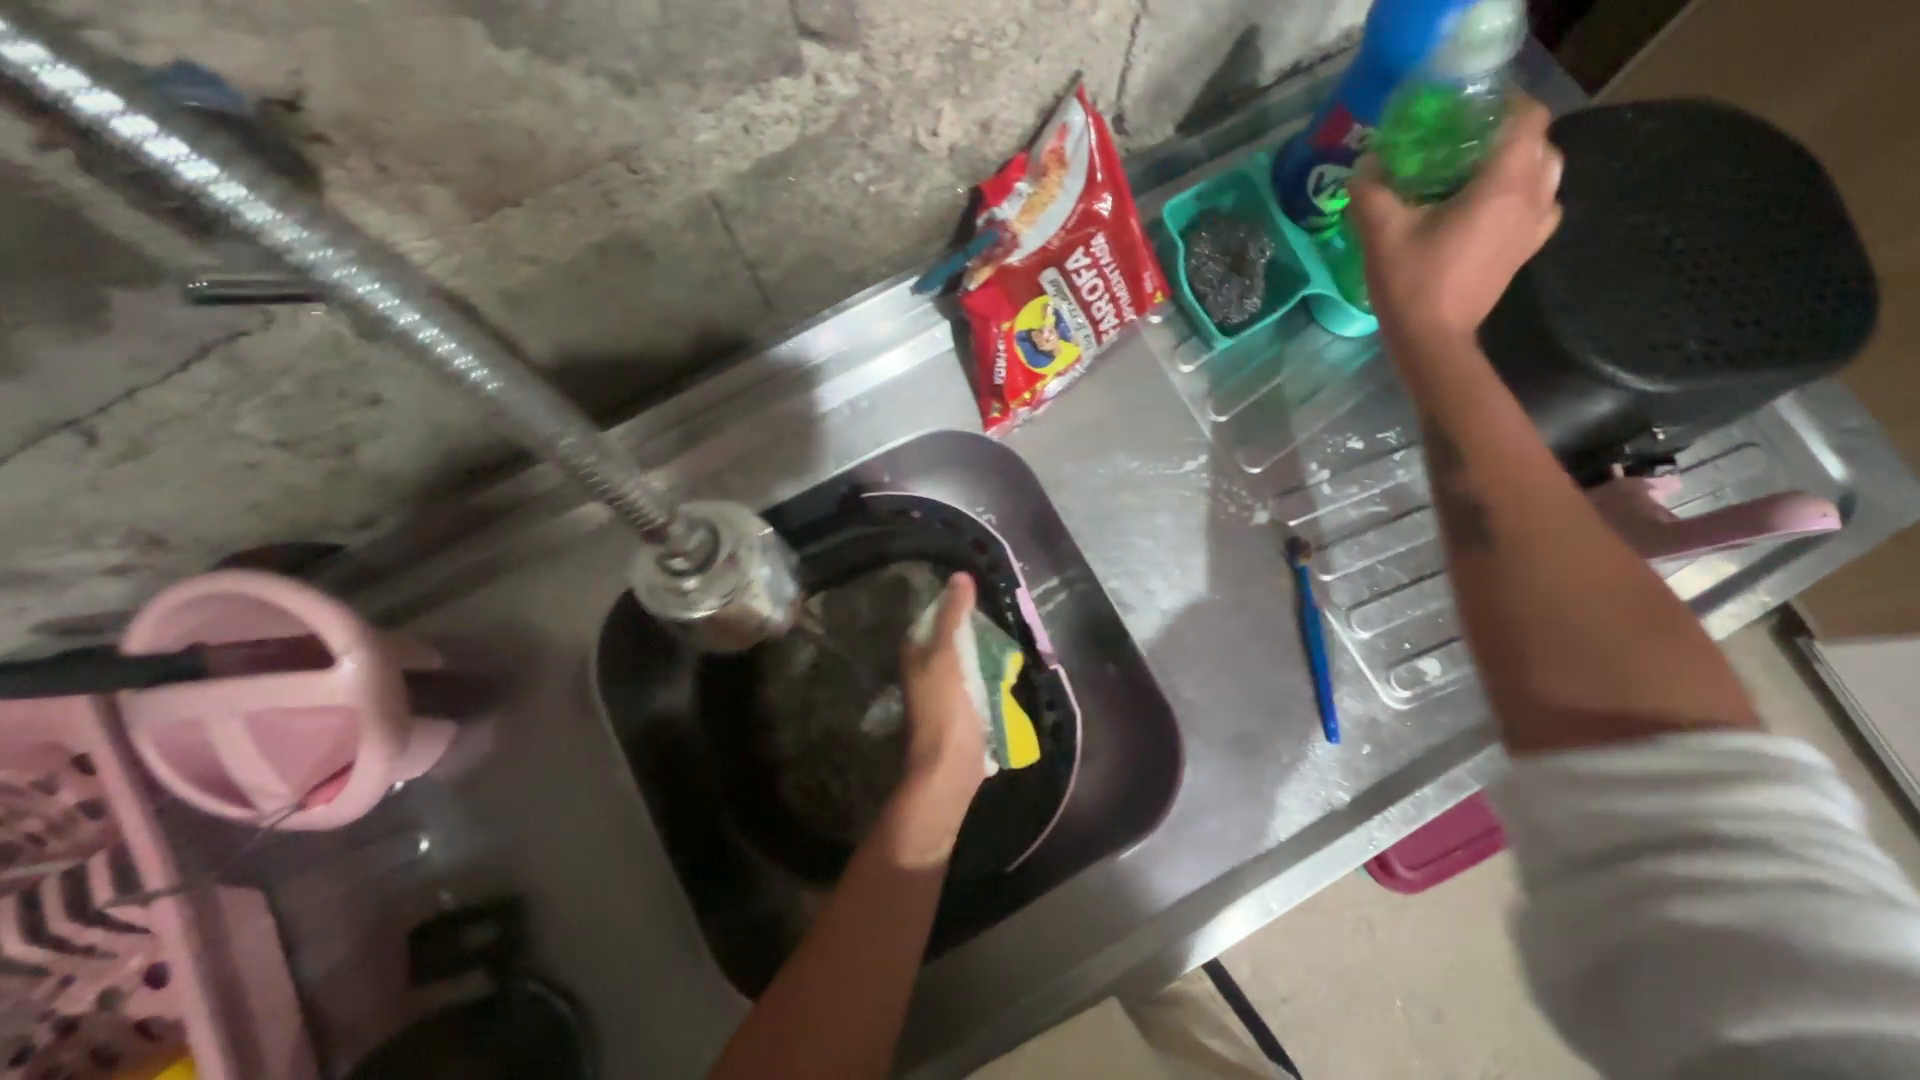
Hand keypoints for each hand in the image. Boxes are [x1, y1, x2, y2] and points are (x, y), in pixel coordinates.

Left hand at [884, 573, 987, 866]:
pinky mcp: (960, 714)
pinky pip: (977, 687)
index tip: (984, 597)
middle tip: (1004, 622)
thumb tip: (961, 576)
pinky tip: (1008, 677)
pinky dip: (990, 680)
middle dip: (976, 632)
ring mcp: (942, 695)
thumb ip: (954, 616)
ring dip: (985, 656)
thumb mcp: (948, 654)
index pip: (935, 616)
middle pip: (953, 640)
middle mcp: (924, 671)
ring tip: (1012, 646)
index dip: (957, 604)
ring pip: (966, 663)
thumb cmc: (945, 708)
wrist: (948, 769)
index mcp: (915, 653)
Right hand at [1349, 97, 1563, 346]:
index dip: (1506, 104)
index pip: (1528, 119)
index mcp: (1502, 184)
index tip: (1472, 109)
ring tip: (1482, 171)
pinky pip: (1543, 206)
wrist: (1432, 339)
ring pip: (1548, 174)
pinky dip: (1527, 195)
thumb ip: (1372, 190)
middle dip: (1511, 134)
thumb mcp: (1381, 232)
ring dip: (1523, 164)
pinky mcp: (1527, 250)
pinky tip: (1494, 207)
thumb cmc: (1411, 282)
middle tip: (1470, 141)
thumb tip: (1367, 163)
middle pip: (1541, 144)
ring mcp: (1535, 227)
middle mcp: (1532, 198)